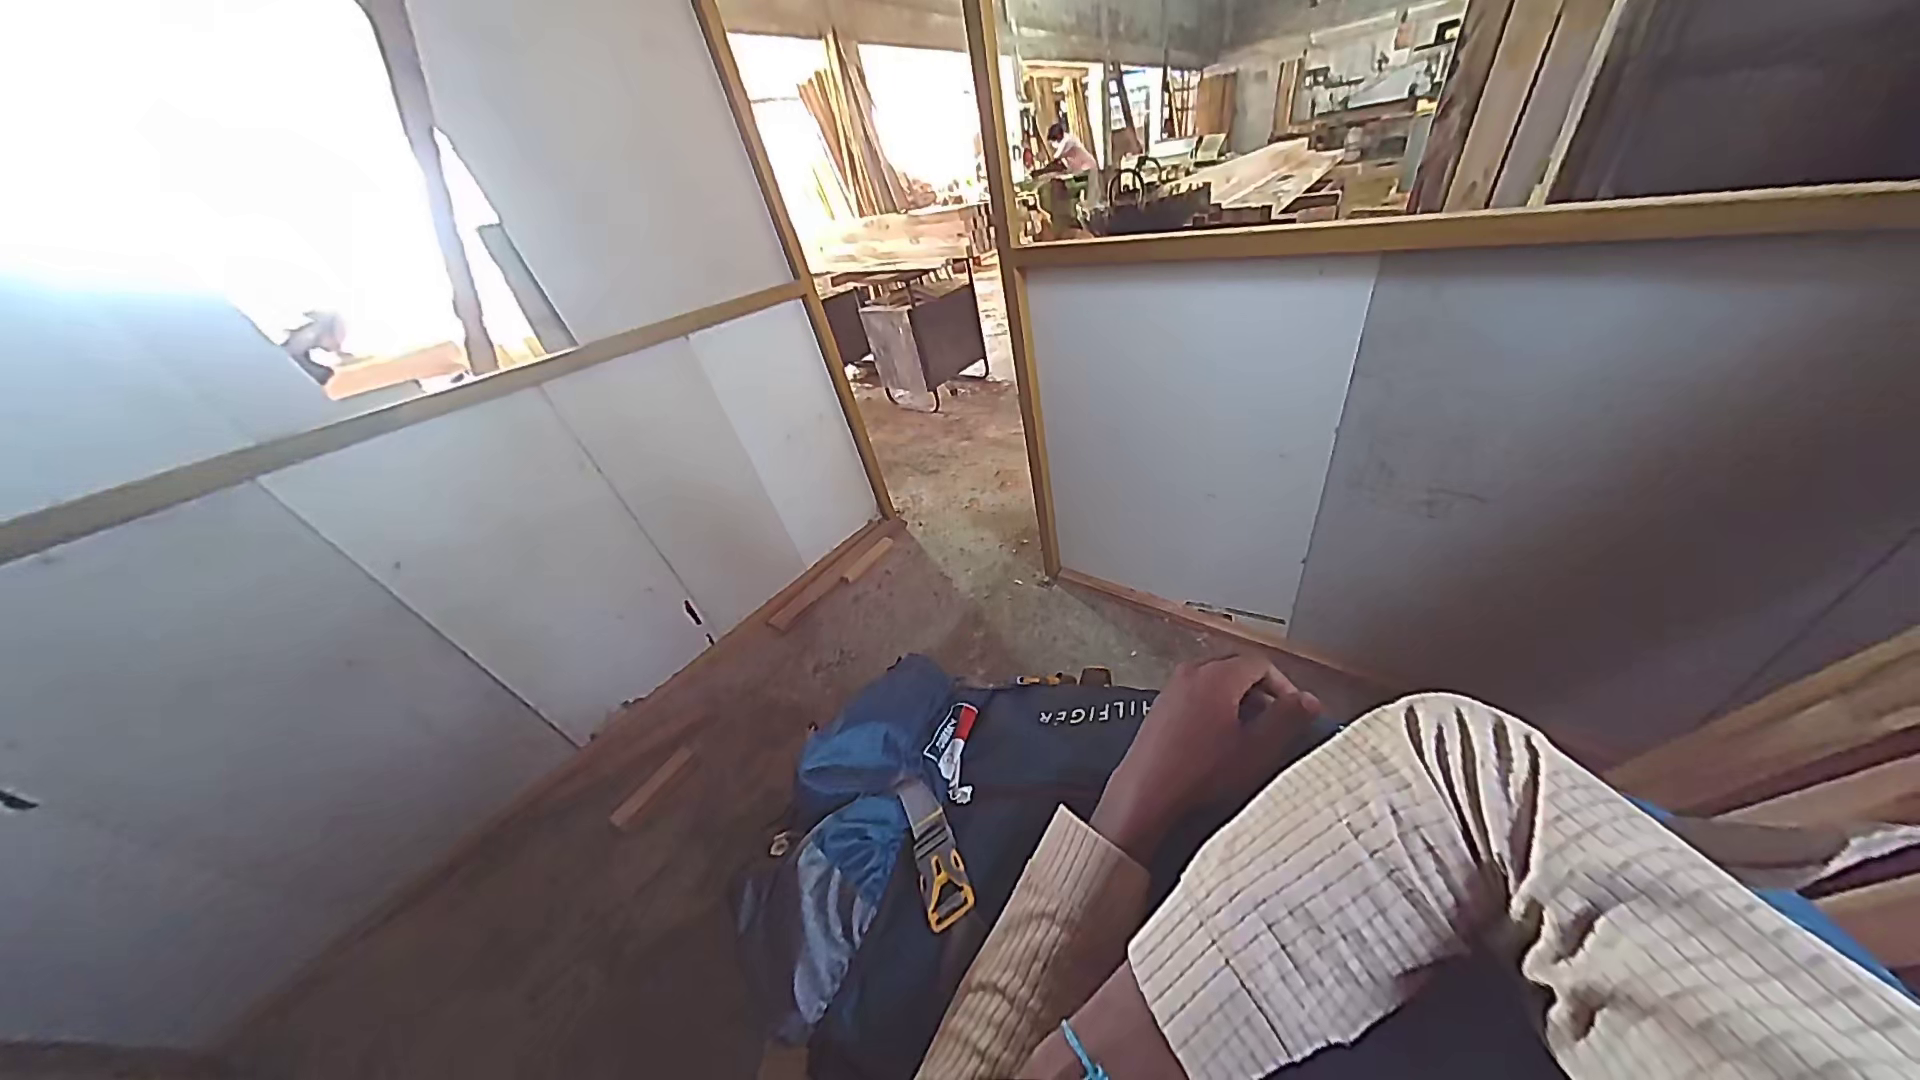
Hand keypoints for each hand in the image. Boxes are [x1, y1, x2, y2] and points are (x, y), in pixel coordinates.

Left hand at [1091, 655, 1320, 863]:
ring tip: (1251, 734)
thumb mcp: (1257, 748)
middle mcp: (1190, 673)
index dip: (1285, 686)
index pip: (1260, 663)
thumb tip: (1308, 699)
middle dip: (1262, 692)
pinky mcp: (1161, 706)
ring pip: (1216, 681)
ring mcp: (1171, 688)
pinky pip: (1196, 695)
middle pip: (1236, 668)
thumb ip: (1287, 718)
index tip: (1296, 712)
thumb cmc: (1203, 771)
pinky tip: (1220, 740)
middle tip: (1277, 721)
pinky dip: (1215, 707)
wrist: (1148, 789)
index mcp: (1216, 676)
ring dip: (1238, 700)